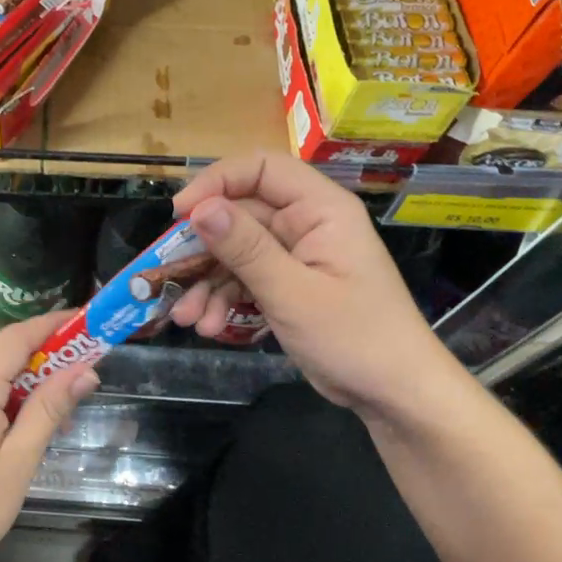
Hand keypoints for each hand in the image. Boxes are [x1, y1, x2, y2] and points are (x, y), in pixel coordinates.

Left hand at [0, 311, 99, 561]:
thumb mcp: (20, 460)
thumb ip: (50, 408)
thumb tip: (85, 370)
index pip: (16, 337)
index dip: (54, 325)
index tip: (88, 321)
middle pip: (0, 352)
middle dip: (43, 356)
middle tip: (84, 372)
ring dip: (22, 380)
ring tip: (58, 408)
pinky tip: (20, 420)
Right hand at [169, 151, 459, 413]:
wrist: (393, 392)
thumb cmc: (354, 337)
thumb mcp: (292, 293)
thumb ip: (245, 248)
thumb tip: (200, 208)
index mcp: (320, 210)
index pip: (261, 169)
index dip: (216, 183)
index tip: (180, 214)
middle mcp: (306, 224)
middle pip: (239, 215)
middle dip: (201, 249)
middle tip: (167, 276)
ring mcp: (295, 257)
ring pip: (234, 252)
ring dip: (206, 283)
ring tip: (185, 318)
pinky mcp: (287, 286)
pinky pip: (243, 280)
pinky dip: (222, 300)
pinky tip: (206, 327)